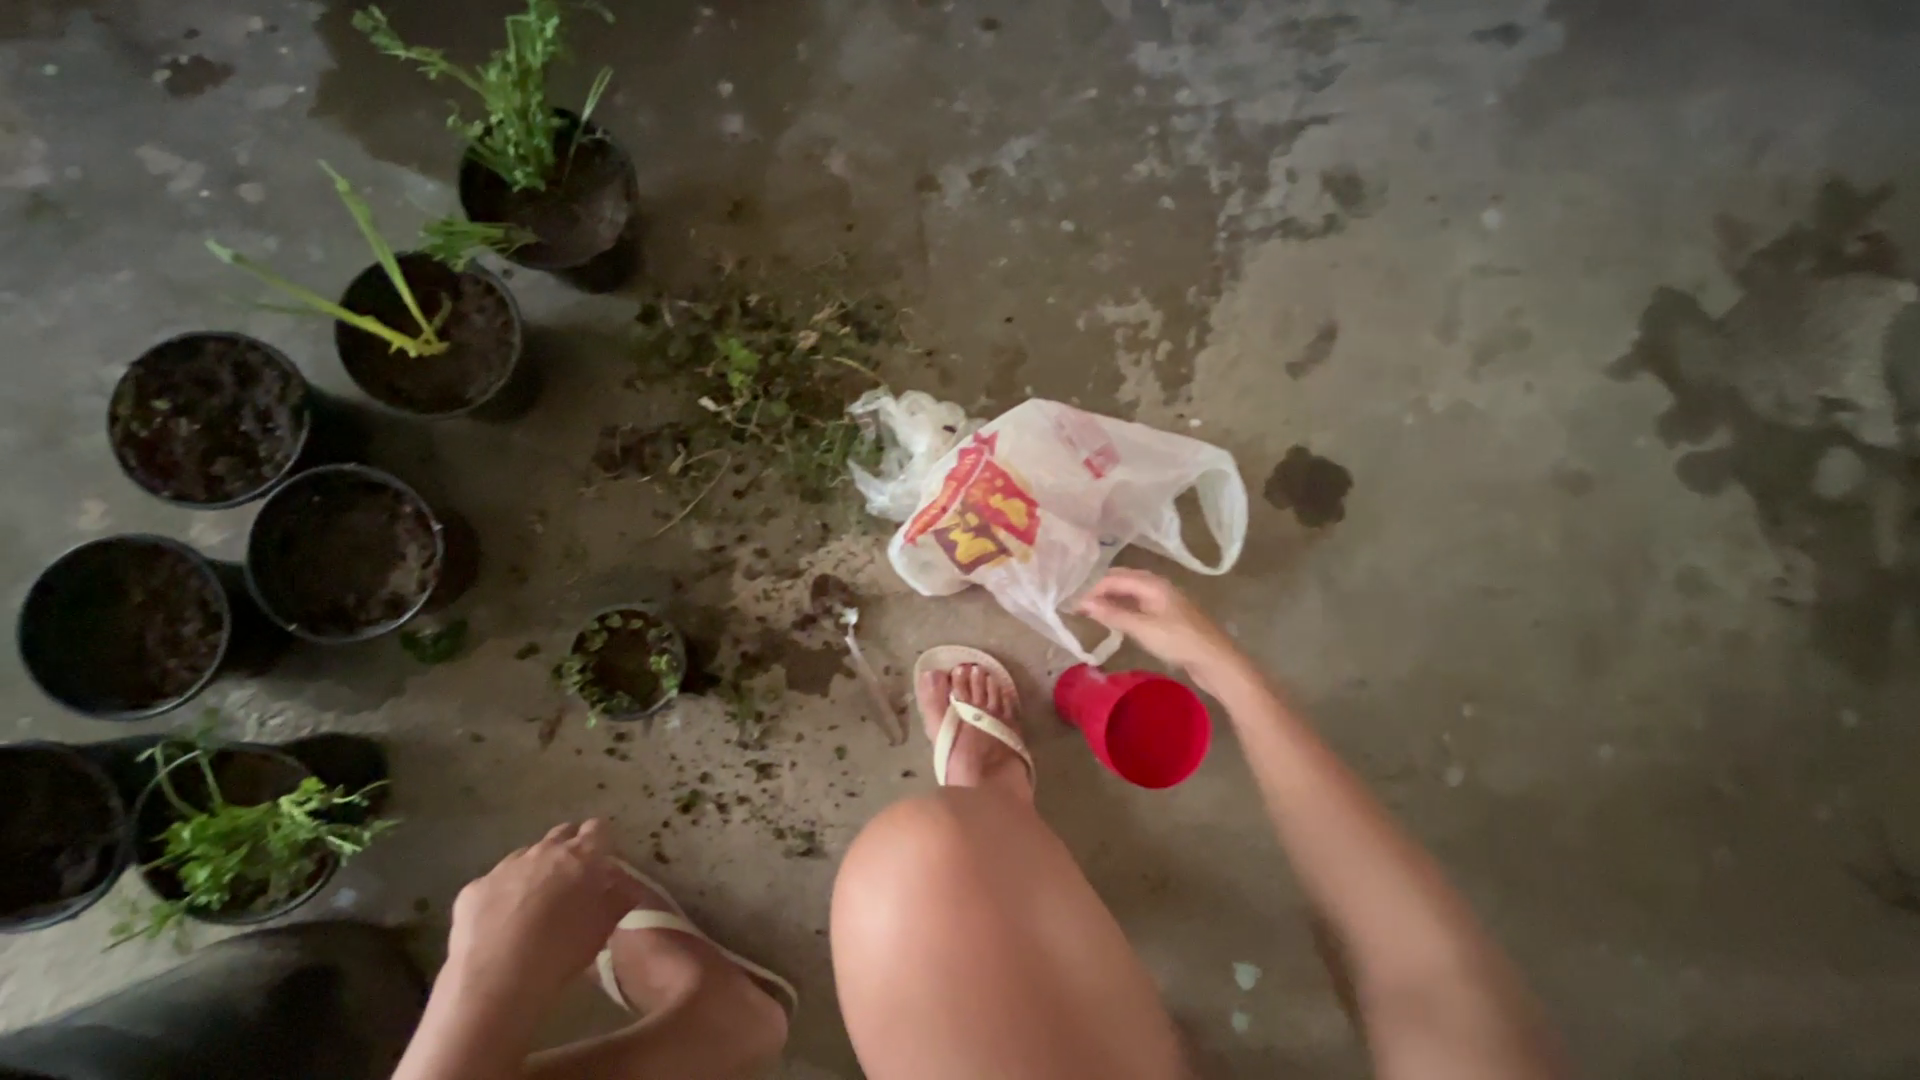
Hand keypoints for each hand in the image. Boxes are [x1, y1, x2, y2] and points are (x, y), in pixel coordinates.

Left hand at [440, 819, 647, 1013]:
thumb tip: (625, 887)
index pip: (598, 828)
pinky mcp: (474, 888)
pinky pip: (494, 882)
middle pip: (561, 834)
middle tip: (570, 881)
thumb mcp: (603, 928)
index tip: (601, 860)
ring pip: (526, 856)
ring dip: (534, 871)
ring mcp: (505, 867)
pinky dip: (501, 894)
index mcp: (581, 856)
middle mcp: (543, 851)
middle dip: (568, 850)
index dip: (600, 841)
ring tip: (533, 906)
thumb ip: (617, 899)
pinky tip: (500, 924)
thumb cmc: (562, 952)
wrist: (495, 982)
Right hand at [1078, 568, 1244, 681]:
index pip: (1114, 578)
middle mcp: (1160, 585)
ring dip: (1114, 598)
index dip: (1093, 591)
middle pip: (1125, 579)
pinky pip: (1142, 603)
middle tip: (1083, 606)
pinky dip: (1126, 607)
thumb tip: (1084, 603)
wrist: (1216, 660)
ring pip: (1134, 591)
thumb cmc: (1178, 641)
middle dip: (1102, 589)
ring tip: (1096, 612)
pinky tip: (1120, 620)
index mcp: (1153, 583)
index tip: (1075, 608)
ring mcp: (1167, 599)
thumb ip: (1113, 614)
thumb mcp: (1142, 628)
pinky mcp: (1171, 614)